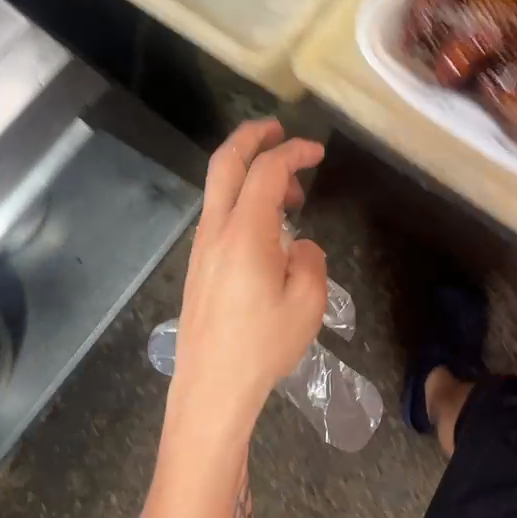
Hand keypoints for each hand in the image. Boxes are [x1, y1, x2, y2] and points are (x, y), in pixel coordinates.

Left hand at [172, 120, 329, 425]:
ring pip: (219, 187)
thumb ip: (310, 259)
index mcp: (244, 232)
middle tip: (278, 128)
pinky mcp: (199, 264)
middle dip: (251, 136)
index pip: (267, 171)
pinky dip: (242, 198)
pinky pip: (219, 213)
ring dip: (249, 171)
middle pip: (225, 162)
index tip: (317, 151)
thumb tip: (297, 246)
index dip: (293, 151)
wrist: (210, 389)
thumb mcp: (308, 302)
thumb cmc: (262, 346)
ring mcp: (202, 246)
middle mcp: (216, 229)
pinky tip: (268, 227)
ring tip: (290, 193)